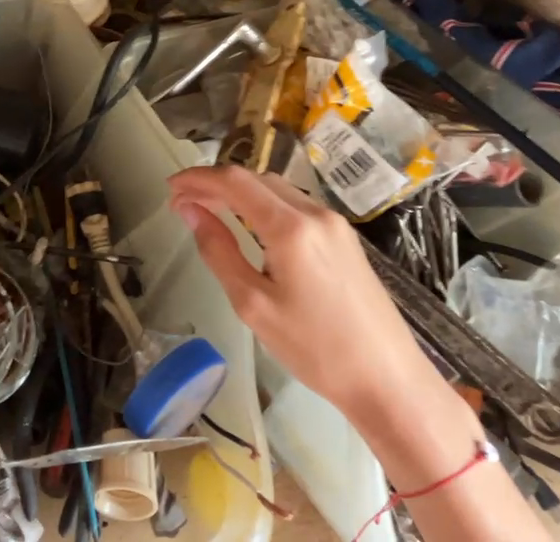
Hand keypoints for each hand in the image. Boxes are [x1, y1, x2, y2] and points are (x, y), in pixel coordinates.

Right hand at [168, 165, 433, 412]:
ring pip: (276, 189)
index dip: (197, 179)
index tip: (169, 189)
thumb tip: (190, 212)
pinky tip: (250, 225)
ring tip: (210, 212)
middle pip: (255, 179)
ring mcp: (335, 225)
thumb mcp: (253, 304)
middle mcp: (315, 214)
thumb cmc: (316, 349)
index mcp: (290, 227)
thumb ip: (218, 252)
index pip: (234, 181)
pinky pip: (295, 206)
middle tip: (183, 204)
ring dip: (239, 193)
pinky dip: (263, 205)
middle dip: (215, 184)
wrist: (389, 380)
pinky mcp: (344, 240)